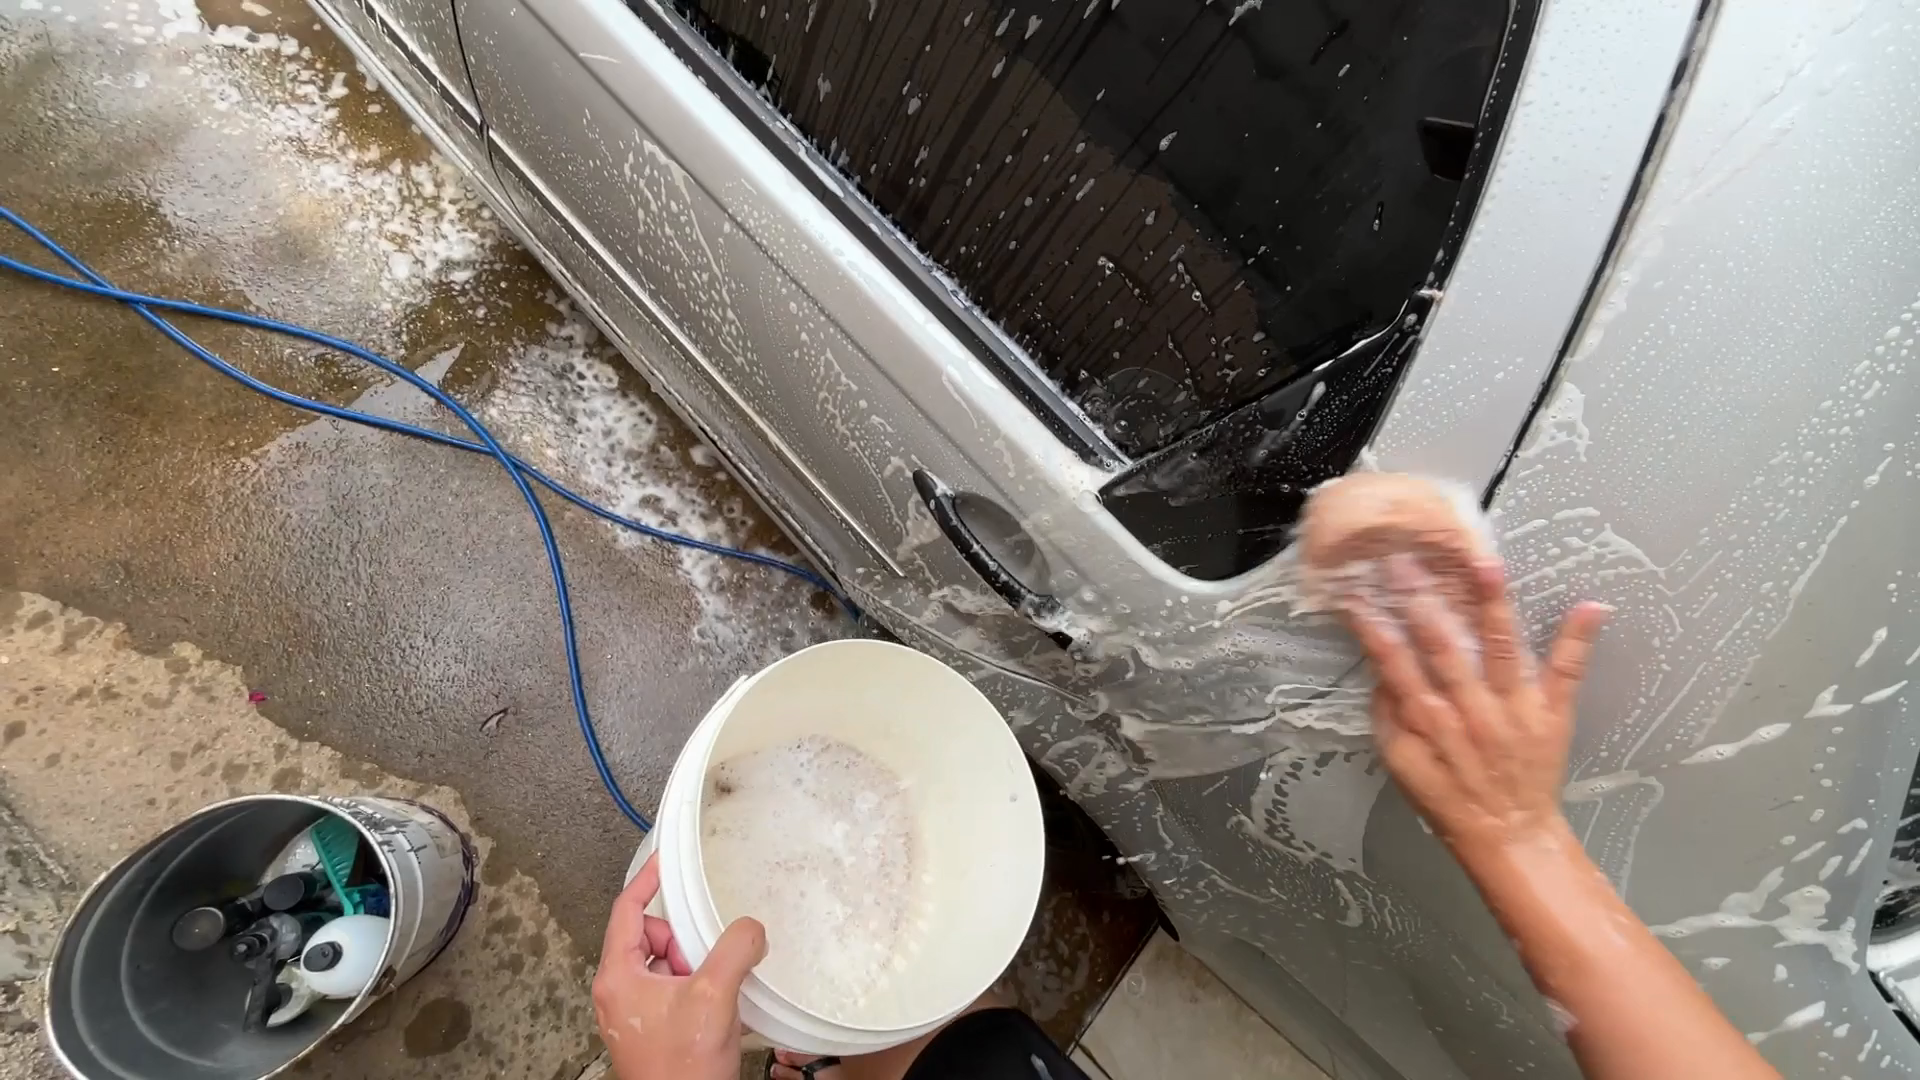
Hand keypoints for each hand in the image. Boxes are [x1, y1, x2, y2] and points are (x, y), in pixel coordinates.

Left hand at [593, 854, 766, 1079]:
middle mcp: (618, 990)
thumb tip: (751, 926)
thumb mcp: (714, 994)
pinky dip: (698, 981)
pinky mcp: (652, 1025)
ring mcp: (634, 1010)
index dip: (649, 878)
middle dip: (685, 937)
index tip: (668, 857)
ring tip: (713, 989)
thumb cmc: (683, 1069)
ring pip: (668, 958)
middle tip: (705, 960)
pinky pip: (676, 982)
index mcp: (618, 976)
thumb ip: (735, 946)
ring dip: (695, 962)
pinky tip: (717, 1003)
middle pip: (653, 933)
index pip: (628, 909)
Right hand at [1341, 554, 1608, 867]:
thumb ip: (1388, 713)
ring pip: (1502, 650)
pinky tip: (1592, 605)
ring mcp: (1516, 709)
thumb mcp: (1396, 760)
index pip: (1393, 662)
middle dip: (1422, 601)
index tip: (1356, 595)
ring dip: (1495, 606)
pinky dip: (1579, 640)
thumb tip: (1383, 671)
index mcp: (1427, 720)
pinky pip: (1567, 674)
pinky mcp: (1552, 714)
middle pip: (1443, 646)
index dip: (1372, 628)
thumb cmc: (1442, 794)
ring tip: (1486, 564)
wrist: (1506, 832)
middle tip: (1406, 562)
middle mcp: (1471, 709)